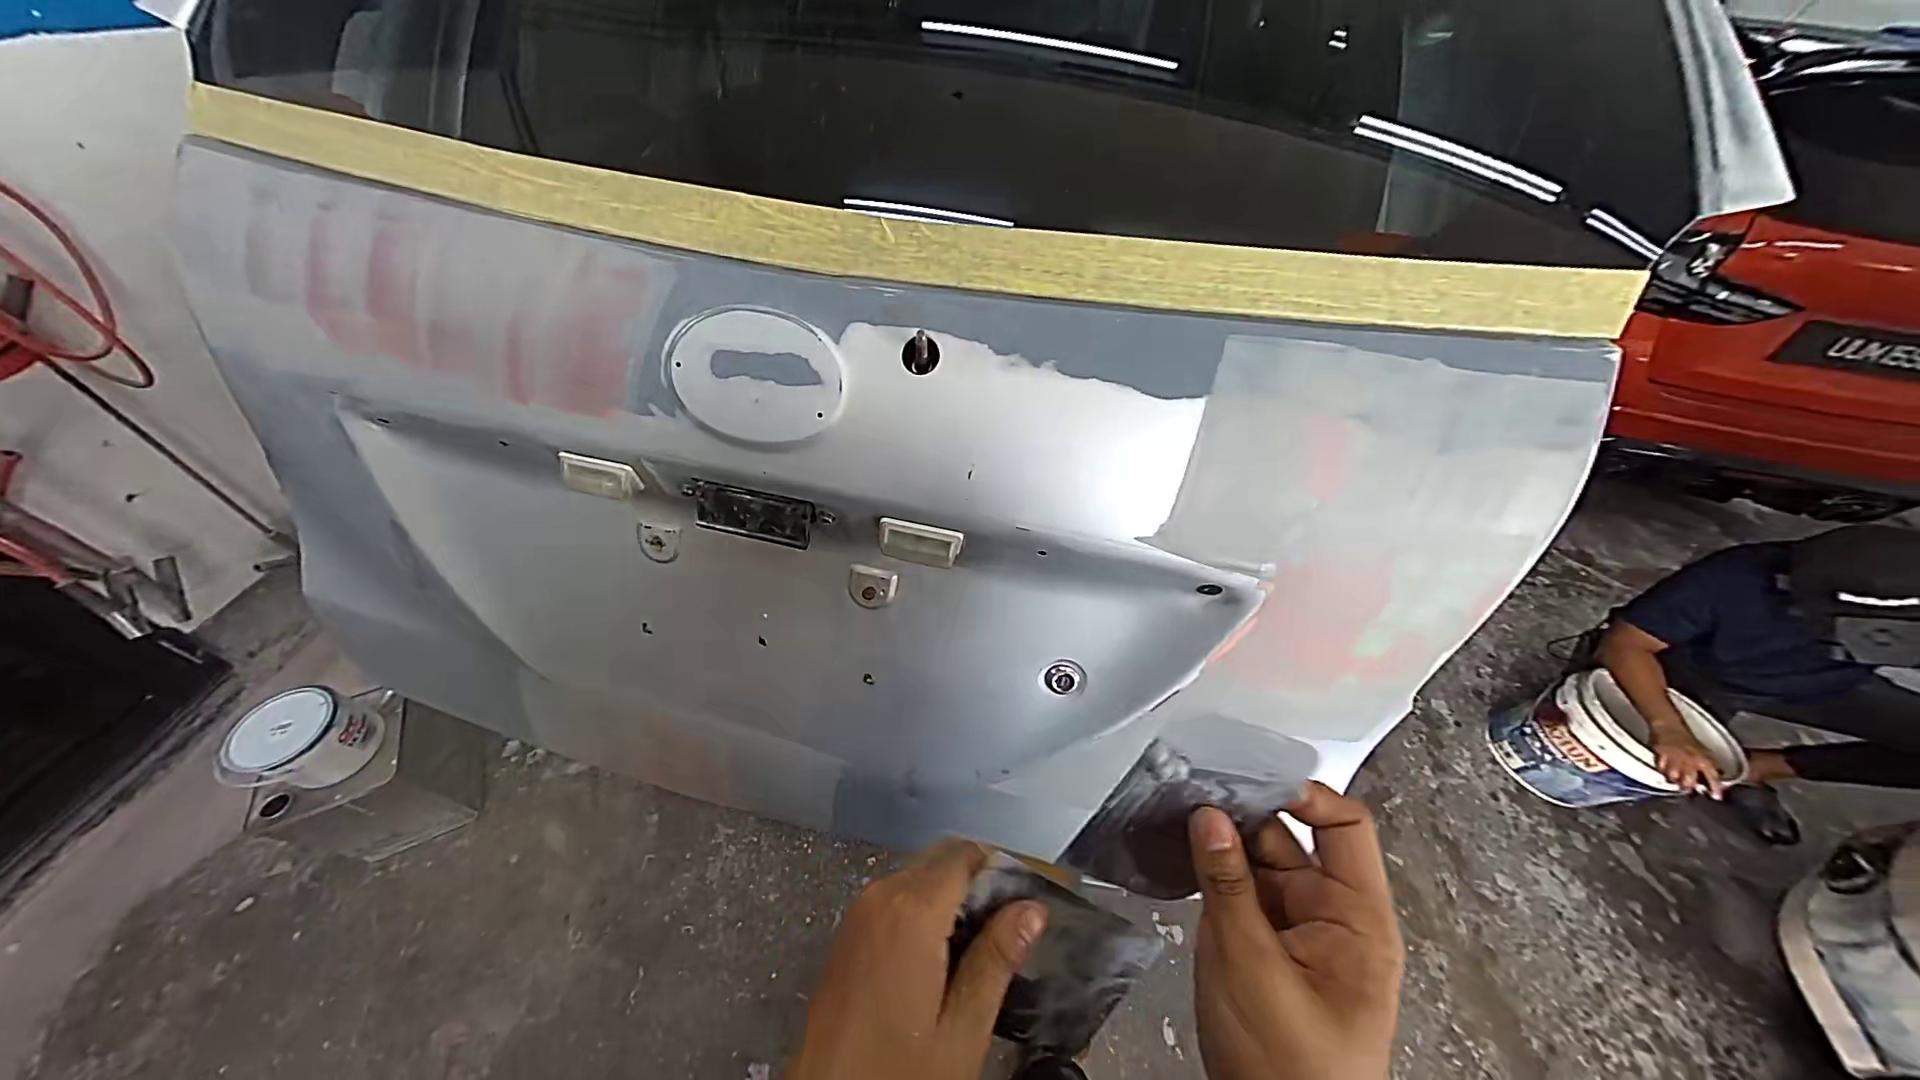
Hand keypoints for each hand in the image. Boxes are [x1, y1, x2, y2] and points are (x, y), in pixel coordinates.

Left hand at [791, 839, 1047, 1079]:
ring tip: (975, 948)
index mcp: (913, 910)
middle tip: (1004, 930)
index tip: (1021, 900)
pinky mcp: (849, 928)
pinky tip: (938, 955)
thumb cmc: (900, 1069)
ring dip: (950, 896)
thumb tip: (1033, 909)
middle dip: (976, 883)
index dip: (998, 870)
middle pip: (941, 860)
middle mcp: (882, 894)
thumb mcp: (962, 1027)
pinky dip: (922, 908)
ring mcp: (861, 909)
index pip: (965, 855)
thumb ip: (997, 958)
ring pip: (919, 875)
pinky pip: (896, 896)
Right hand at [1188, 783, 1404, 1079]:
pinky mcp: (1265, 939)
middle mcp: (1330, 914)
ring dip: (1224, 840)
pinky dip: (1215, 867)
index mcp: (1356, 919)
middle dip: (1244, 814)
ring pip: (1260, 860)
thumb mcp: (1249, 964)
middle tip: (1196, 791)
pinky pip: (1241, 886)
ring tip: (1182, 817)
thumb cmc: (1285, 1066)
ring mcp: (1295, 926)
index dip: (1301, 794)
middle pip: (1291, 838)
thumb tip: (1208, 816)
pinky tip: (1186, 852)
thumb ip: (1227, 883)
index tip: (1249, 776)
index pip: (1343, 827)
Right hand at [1650, 727, 1723, 796]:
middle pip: (1688, 780)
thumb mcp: (1705, 753)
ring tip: (1674, 781)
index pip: (1712, 778)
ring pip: (1673, 776)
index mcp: (1704, 760)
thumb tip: (1717, 779)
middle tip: (1687, 789)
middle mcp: (1689, 761)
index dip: (1715, 788)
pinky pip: (1660, 768)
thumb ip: (1710, 766)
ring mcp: (1673, 759)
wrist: (1669, 728)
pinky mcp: (1659, 755)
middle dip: (1687, 786)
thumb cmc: (1689, 742)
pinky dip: (1662, 771)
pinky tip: (1664, 772)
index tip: (1716, 797)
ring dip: (1673, 780)